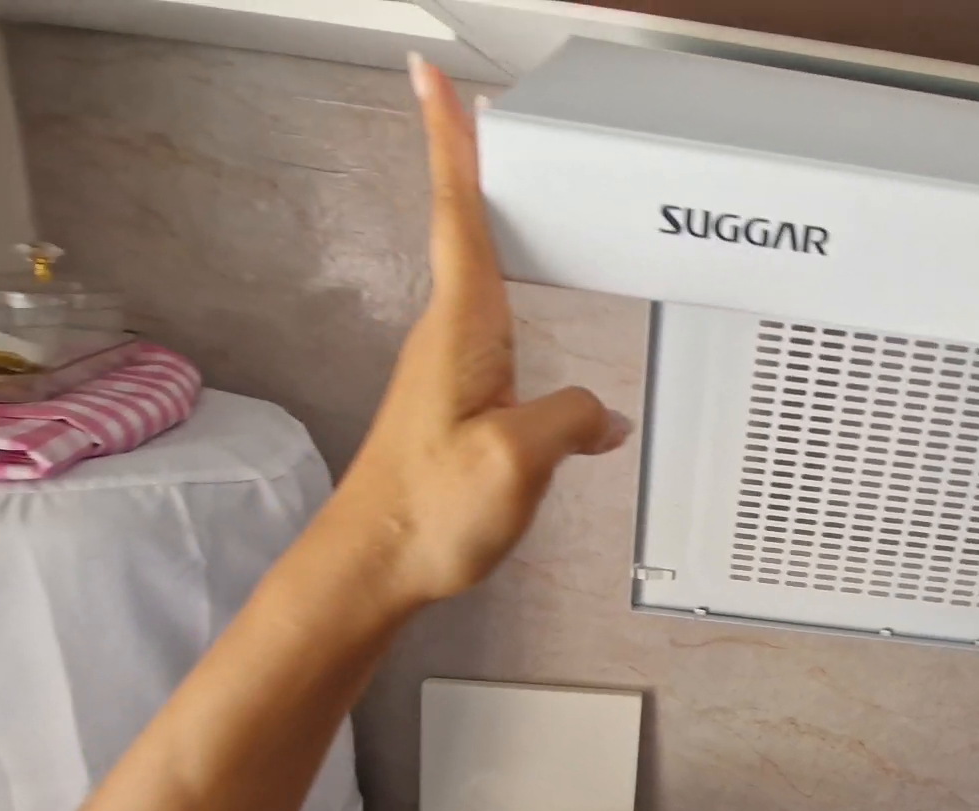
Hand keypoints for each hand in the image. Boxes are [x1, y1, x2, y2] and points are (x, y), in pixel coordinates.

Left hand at [331, 54, 629, 606]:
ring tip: (525, 195)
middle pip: (468, 236)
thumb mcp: (519, 458)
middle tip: (498, 120)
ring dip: (494, 229)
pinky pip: (495, 334)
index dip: (452, 147)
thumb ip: (572, 419)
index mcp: (462, 333)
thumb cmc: (432, 508)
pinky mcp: (459, 406)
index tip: (433, 78)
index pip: (459, 220)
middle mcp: (451, 340)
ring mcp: (452, 374)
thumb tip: (606, 416)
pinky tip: (537, 311)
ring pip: (481, 284)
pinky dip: (514, 297)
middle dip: (477, 171)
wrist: (372, 564)